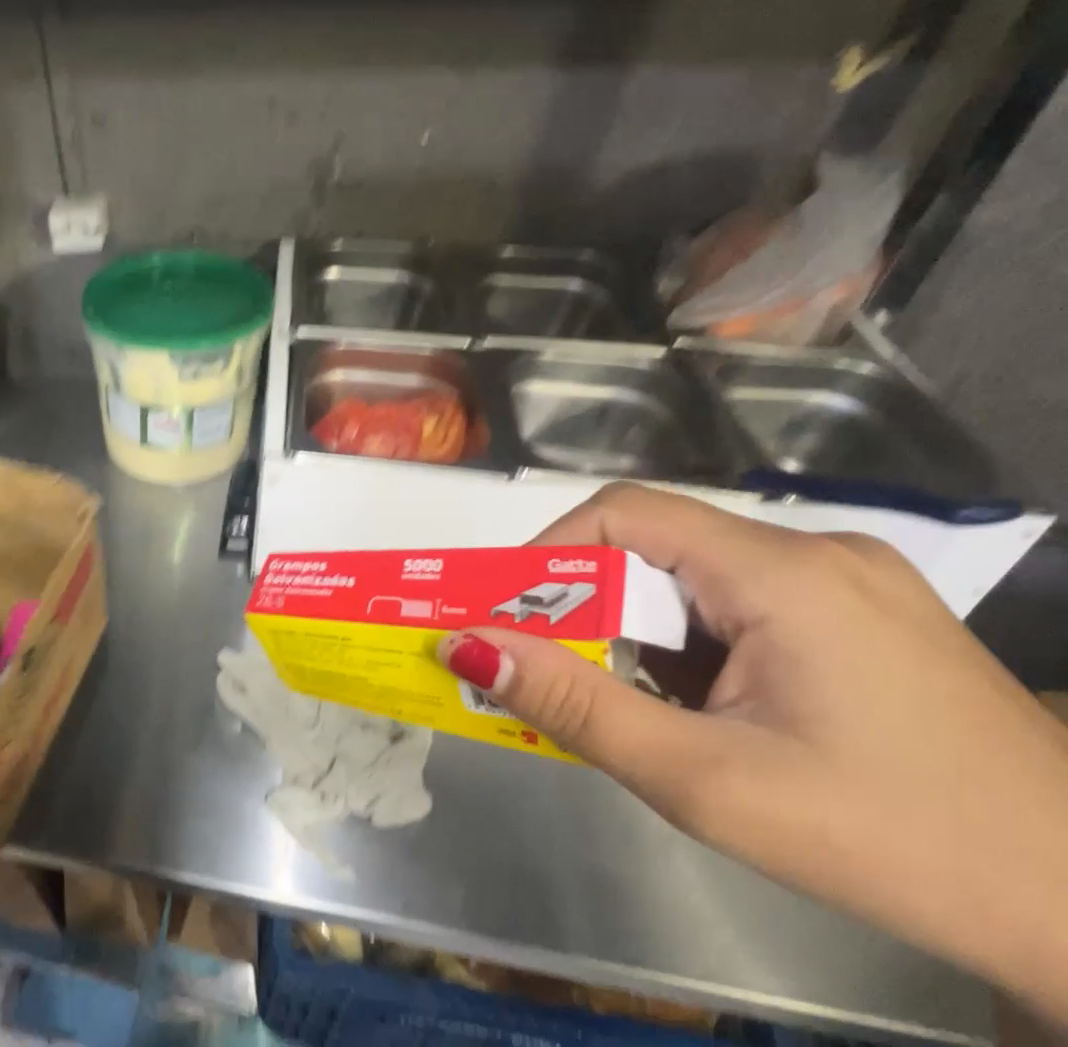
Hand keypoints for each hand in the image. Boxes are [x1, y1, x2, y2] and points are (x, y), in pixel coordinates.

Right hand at [432, 484, 1067, 1025]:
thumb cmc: (885, 838)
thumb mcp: (703, 777)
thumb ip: (575, 704)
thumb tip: (465, 646)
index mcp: (784, 574)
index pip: (624, 513)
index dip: (543, 554)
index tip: (497, 617)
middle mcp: (819, 556)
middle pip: (658, 550)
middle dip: (583, 609)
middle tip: (539, 674)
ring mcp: (853, 589)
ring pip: (697, 585)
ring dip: (638, 638)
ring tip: (624, 711)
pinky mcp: (869, 623)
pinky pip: (741, 612)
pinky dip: (689, 652)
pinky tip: (696, 716)